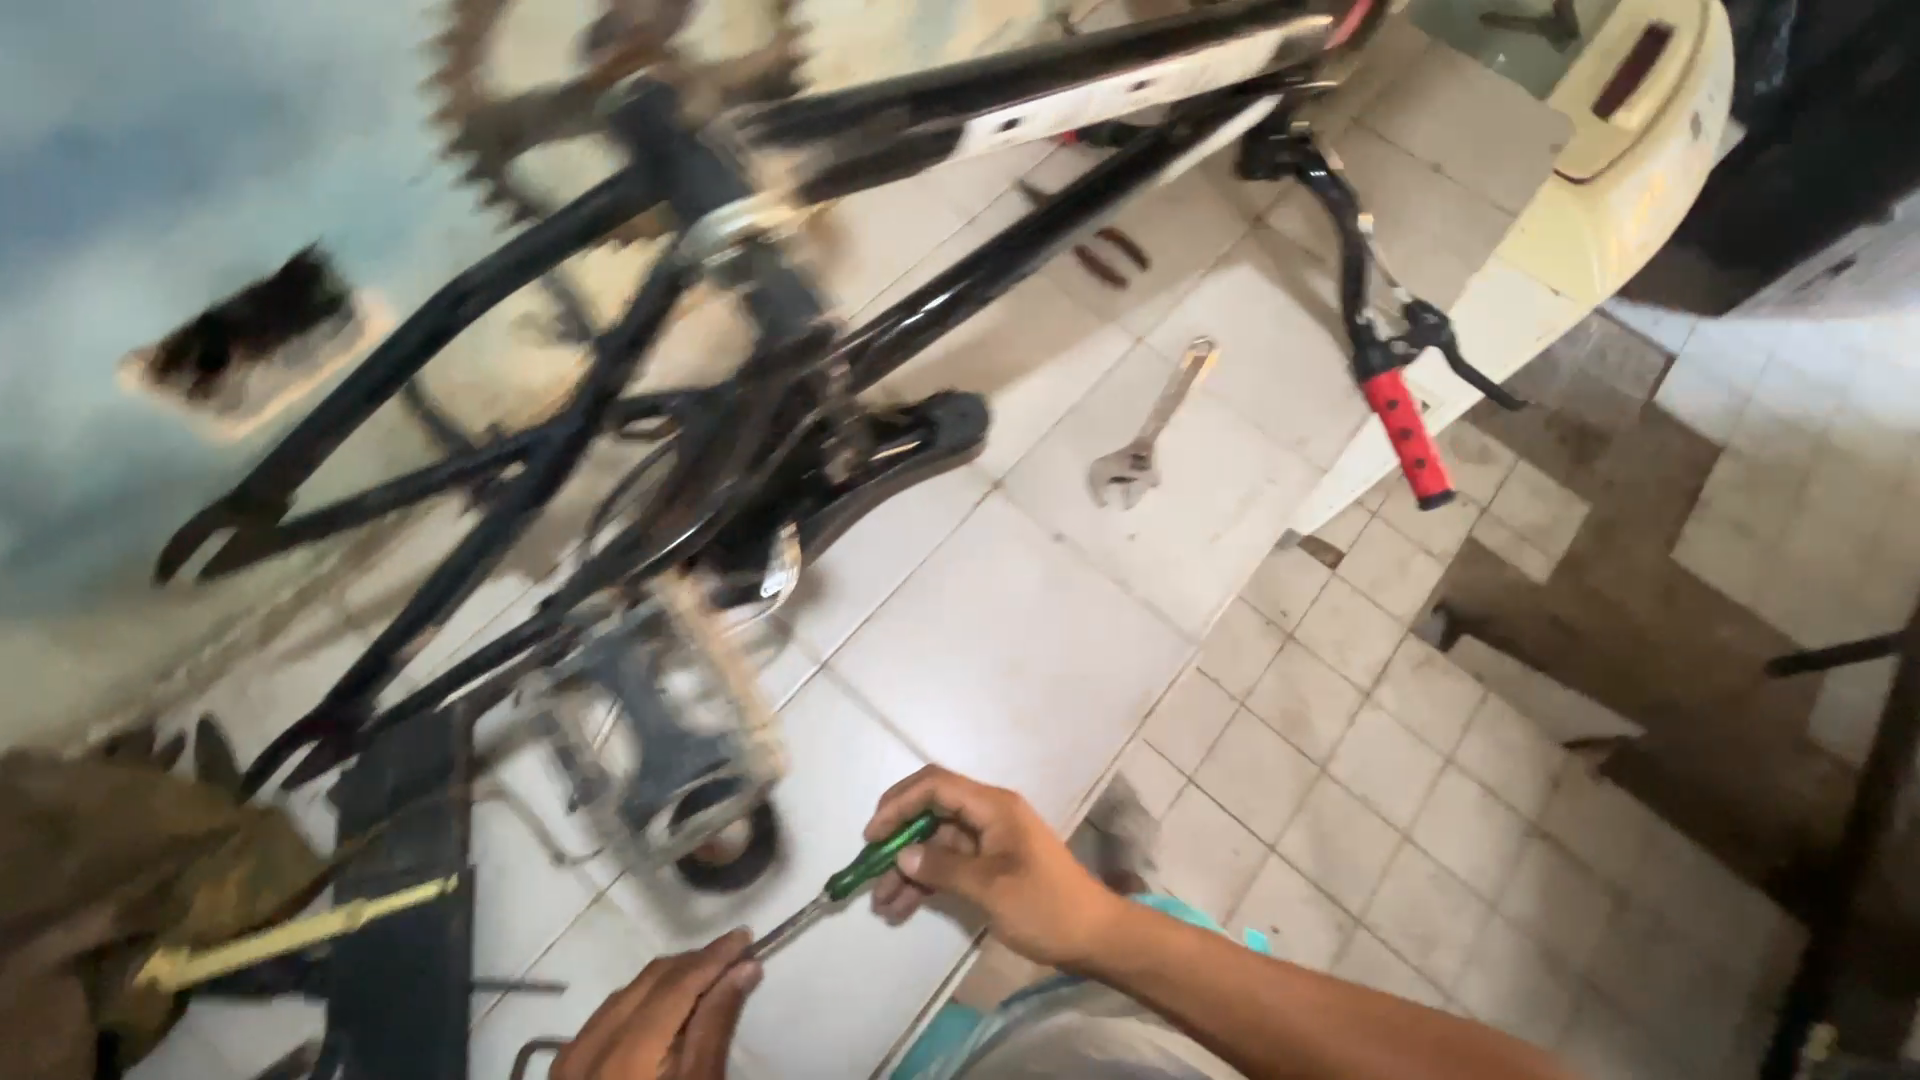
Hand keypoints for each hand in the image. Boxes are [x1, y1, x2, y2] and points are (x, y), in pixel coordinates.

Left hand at [552, 930, 760, 1079]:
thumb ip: (716, 1025)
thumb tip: (743, 968)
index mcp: (627, 1053)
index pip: (677, 983)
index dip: (714, 955)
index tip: (747, 936)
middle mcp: (590, 1046)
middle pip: (650, 980)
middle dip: (694, 963)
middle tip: (734, 957)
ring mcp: (569, 1062)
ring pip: (627, 994)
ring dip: (669, 980)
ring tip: (707, 979)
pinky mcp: (563, 1075)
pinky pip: (607, 1017)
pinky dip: (642, 1002)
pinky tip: (665, 1012)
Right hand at [864, 766, 1124, 968]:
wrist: (1095, 937)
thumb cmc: (1046, 905)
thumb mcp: (991, 888)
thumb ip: (943, 868)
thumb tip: (902, 855)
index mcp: (993, 806)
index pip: (936, 786)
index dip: (899, 804)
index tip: (873, 836)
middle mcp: (987, 815)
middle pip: (931, 813)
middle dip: (898, 840)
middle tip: (870, 872)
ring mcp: (988, 841)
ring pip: (936, 844)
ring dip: (908, 870)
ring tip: (882, 904)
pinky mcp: (989, 866)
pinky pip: (948, 866)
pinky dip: (926, 883)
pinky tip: (902, 908)